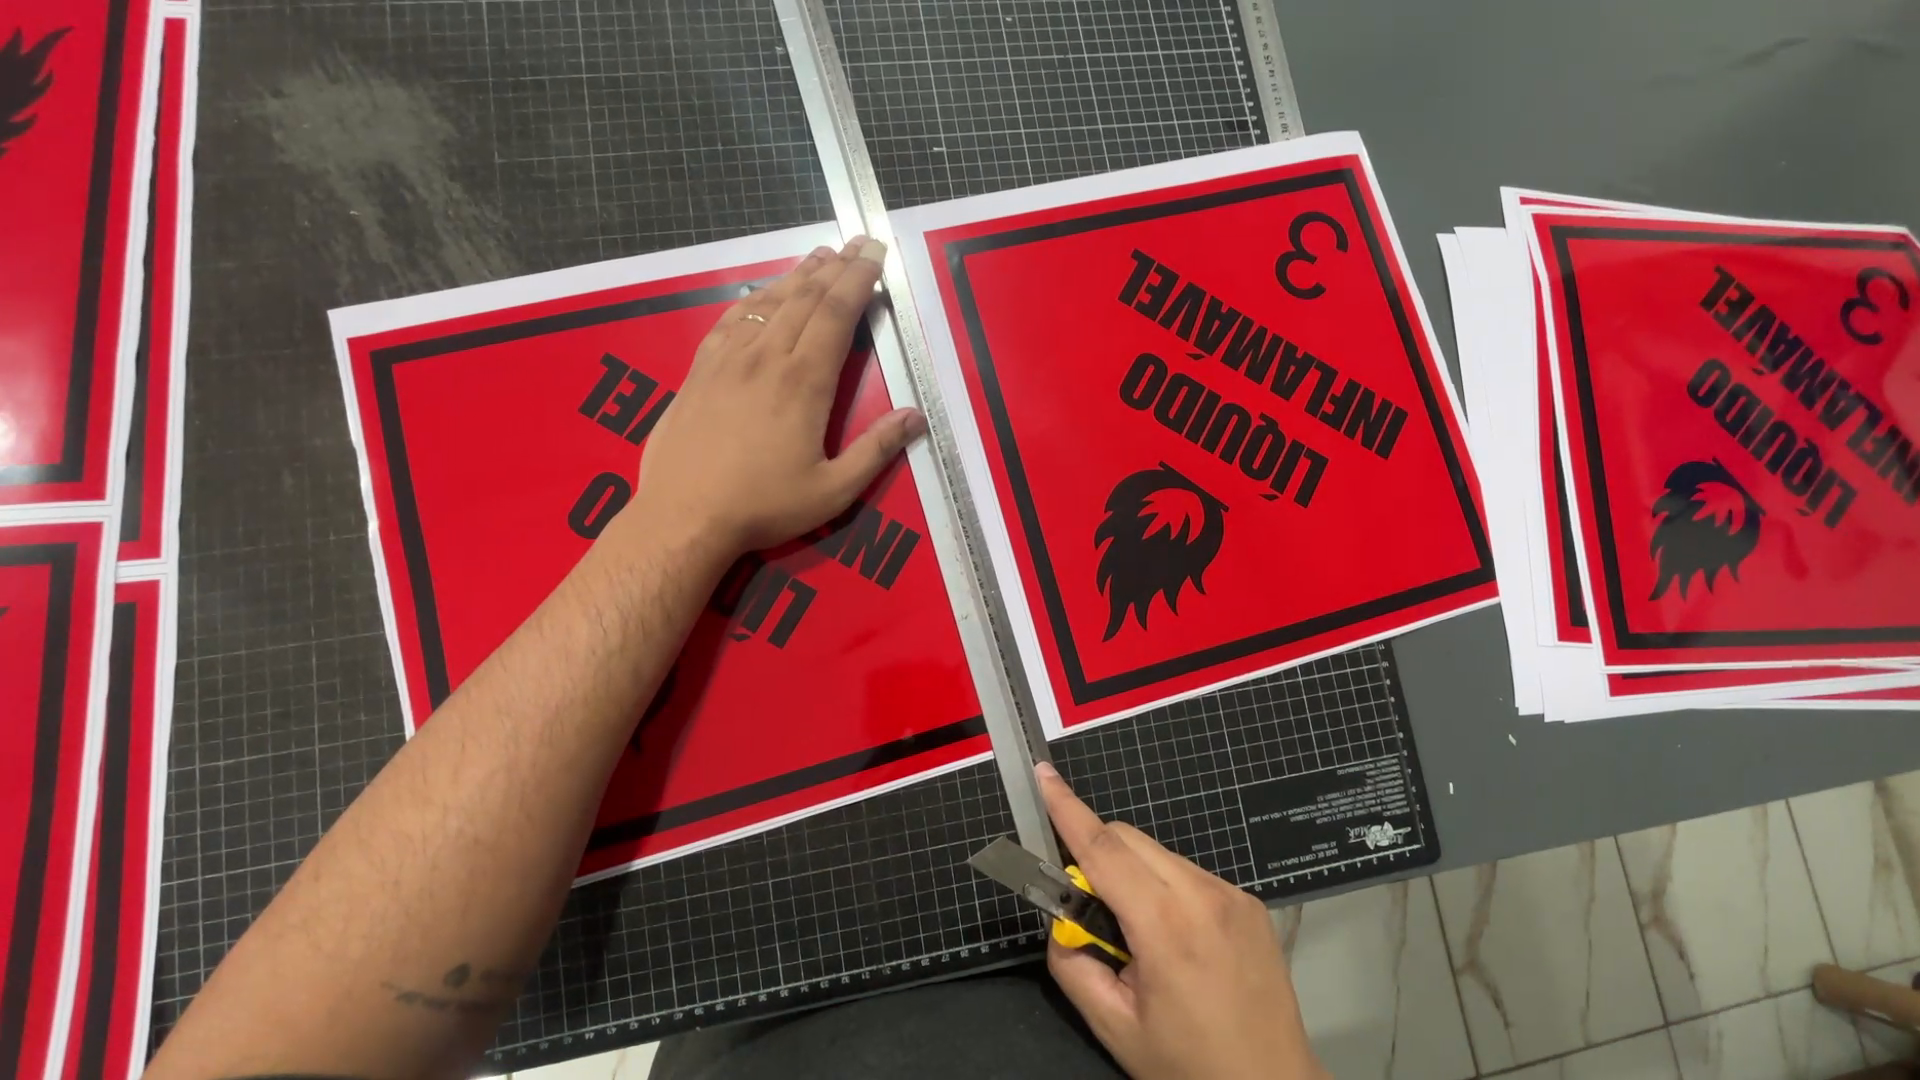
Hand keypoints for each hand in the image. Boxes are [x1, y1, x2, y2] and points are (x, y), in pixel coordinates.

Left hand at [628, 237, 925, 556]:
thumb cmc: (763, 507)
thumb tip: (916, 417)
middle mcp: (767, 357)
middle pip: (806, 297)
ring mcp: (728, 359)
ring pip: (769, 301)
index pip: (838, 314)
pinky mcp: (700, 369)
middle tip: (858, 243)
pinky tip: (763, 292)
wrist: (683, 516)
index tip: (875, 254)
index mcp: (805, 382)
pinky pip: (731, 318)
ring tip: (821, 255)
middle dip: (837, 266)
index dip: (859, 279)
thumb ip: (876, 451)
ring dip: (799, 274)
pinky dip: (754, 298)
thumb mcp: (833, 491)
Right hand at [1038, 763, 1326, 1079]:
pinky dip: (1163, 886)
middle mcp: (1203, 895)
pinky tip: (1173, 937)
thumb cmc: (1188, 1065)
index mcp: (1166, 927)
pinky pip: (1187, 872)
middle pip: (1128, 840)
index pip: (1103, 850)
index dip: (1067, 810)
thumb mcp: (1113, 1025)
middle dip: (1094, 854)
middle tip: (1087, 910)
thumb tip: (1060, 918)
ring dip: (1130, 873)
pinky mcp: (1249, 902)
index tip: (1044, 775)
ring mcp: (1232, 895)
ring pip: (1157, 853)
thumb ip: (1072, 963)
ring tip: (1137, 934)